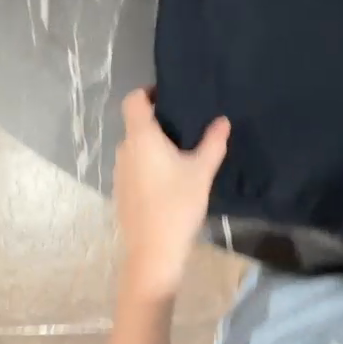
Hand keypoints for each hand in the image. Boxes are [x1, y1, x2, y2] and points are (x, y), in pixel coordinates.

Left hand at [113, 88, 229, 303]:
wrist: (153, 251)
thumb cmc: (177, 205)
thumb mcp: (202, 172)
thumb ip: (213, 143)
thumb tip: (223, 121)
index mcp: (141, 138)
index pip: (134, 100)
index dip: (148, 92)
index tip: (169, 96)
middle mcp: (125, 150)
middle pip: (136, 125)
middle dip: (157, 123)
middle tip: (185, 128)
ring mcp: (120, 172)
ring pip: (135, 148)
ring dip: (153, 147)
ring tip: (180, 156)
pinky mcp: (121, 192)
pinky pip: (134, 168)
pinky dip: (148, 166)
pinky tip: (168, 182)